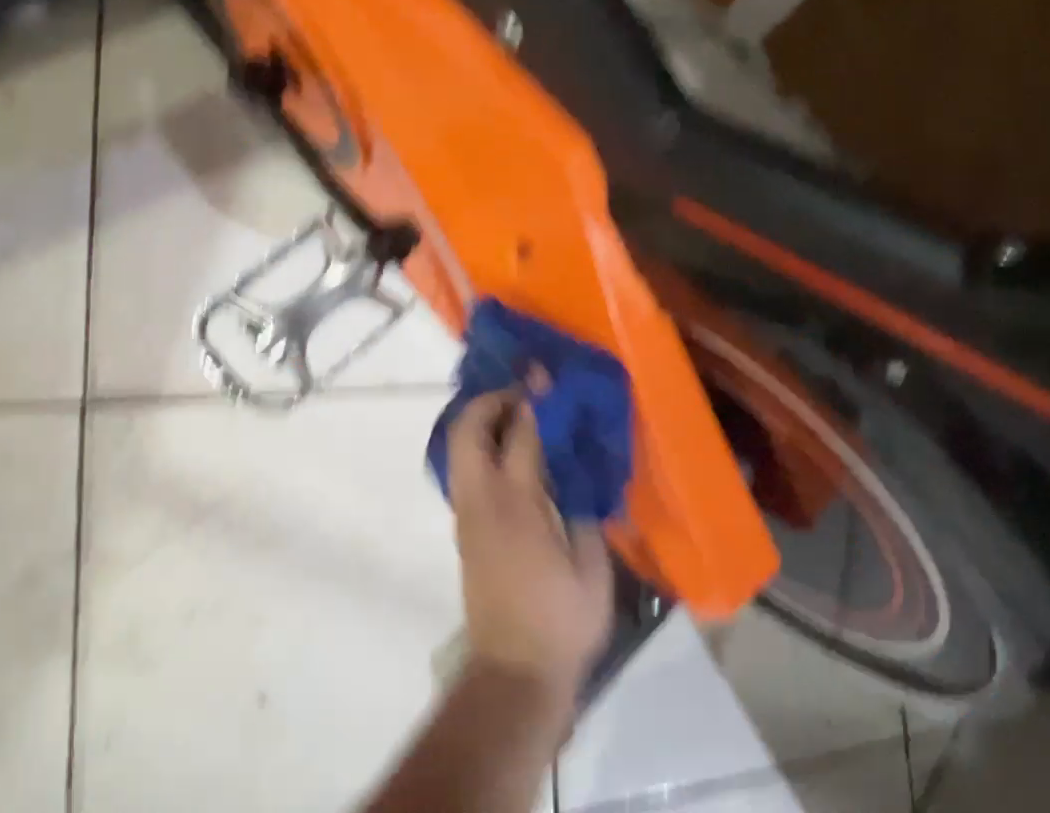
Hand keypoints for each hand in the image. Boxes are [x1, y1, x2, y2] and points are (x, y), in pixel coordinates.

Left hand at [447, 387, 615, 694]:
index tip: (545, 375)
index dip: (532, 399)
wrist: (513, 672)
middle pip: (467, 431)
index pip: (520, 434)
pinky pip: (464, 473)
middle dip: (488, 400)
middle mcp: (483, 502)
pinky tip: (510, 455)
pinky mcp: (464, 533)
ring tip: (517, 416)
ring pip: (458, 450)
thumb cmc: (562, 623)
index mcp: (519, 505)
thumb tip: (577, 477)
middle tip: (522, 393)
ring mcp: (467, 517)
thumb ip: (584, 514)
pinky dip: (479, 450)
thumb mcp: (591, 569)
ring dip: (479, 423)